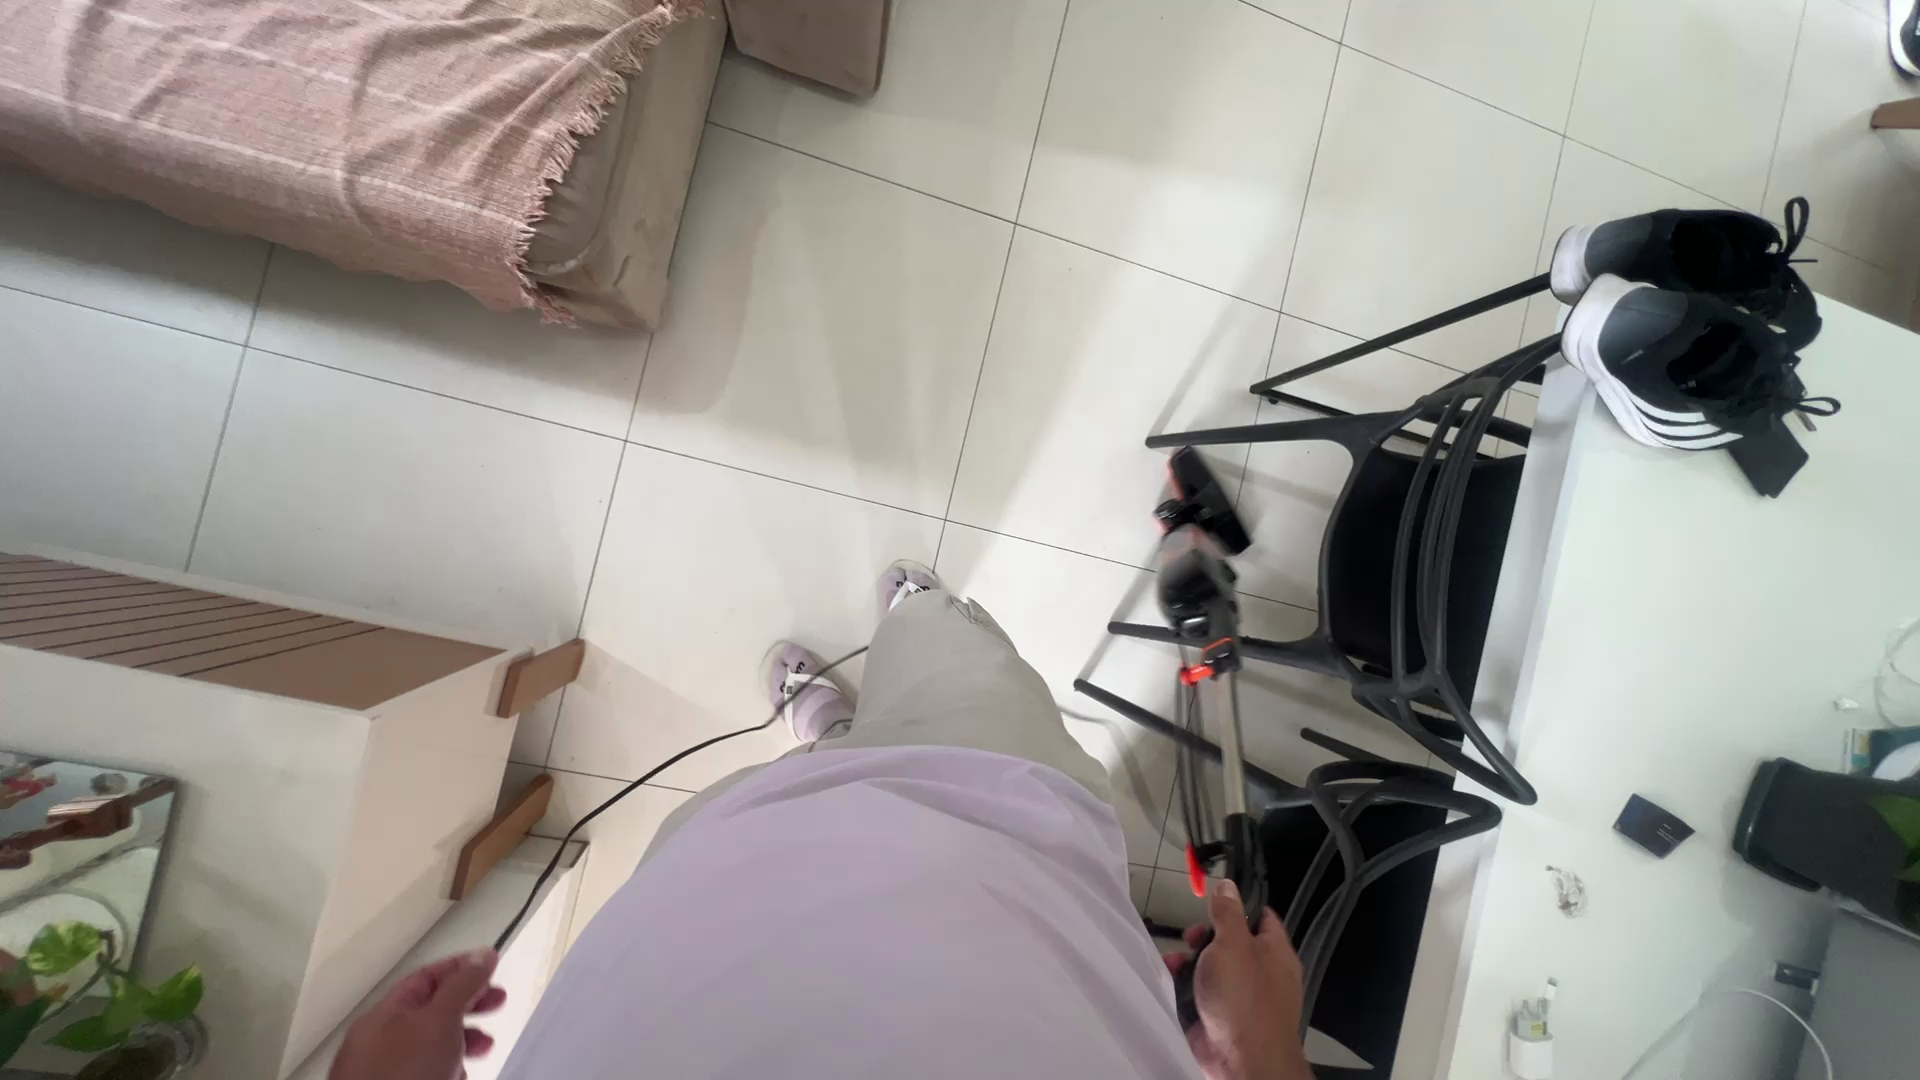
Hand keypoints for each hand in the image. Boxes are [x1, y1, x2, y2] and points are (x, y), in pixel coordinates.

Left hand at [330, 950, 505, 1079]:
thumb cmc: (406, 1072)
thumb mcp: (440, 1018)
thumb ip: (463, 983)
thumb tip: (484, 954)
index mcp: (382, 1016)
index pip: (427, 976)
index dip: (462, 967)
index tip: (494, 968)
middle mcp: (379, 1041)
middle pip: (434, 1008)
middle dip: (471, 1003)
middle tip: (498, 1003)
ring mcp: (386, 1071)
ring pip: (435, 1041)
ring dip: (466, 1038)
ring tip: (484, 1048)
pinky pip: (430, 1069)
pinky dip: (450, 1065)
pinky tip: (460, 1074)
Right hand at [1163, 879, 1311, 1079]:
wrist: (1242, 1063)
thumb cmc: (1243, 997)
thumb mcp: (1233, 944)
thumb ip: (1228, 912)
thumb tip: (1228, 885)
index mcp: (1275, 953)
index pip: (1261, 916)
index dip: (1238, 903)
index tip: (1213, 897)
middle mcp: (1261, 973)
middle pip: (1230, 941)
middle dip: (1205, 936)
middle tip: (1191, 936)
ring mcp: (1241, 997)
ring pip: (1212, 966)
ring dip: (1190, 961)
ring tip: (1176, 962)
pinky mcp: (1221, 1016)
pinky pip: (1202, 991)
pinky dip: (1186, 984)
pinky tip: (1172, 979)